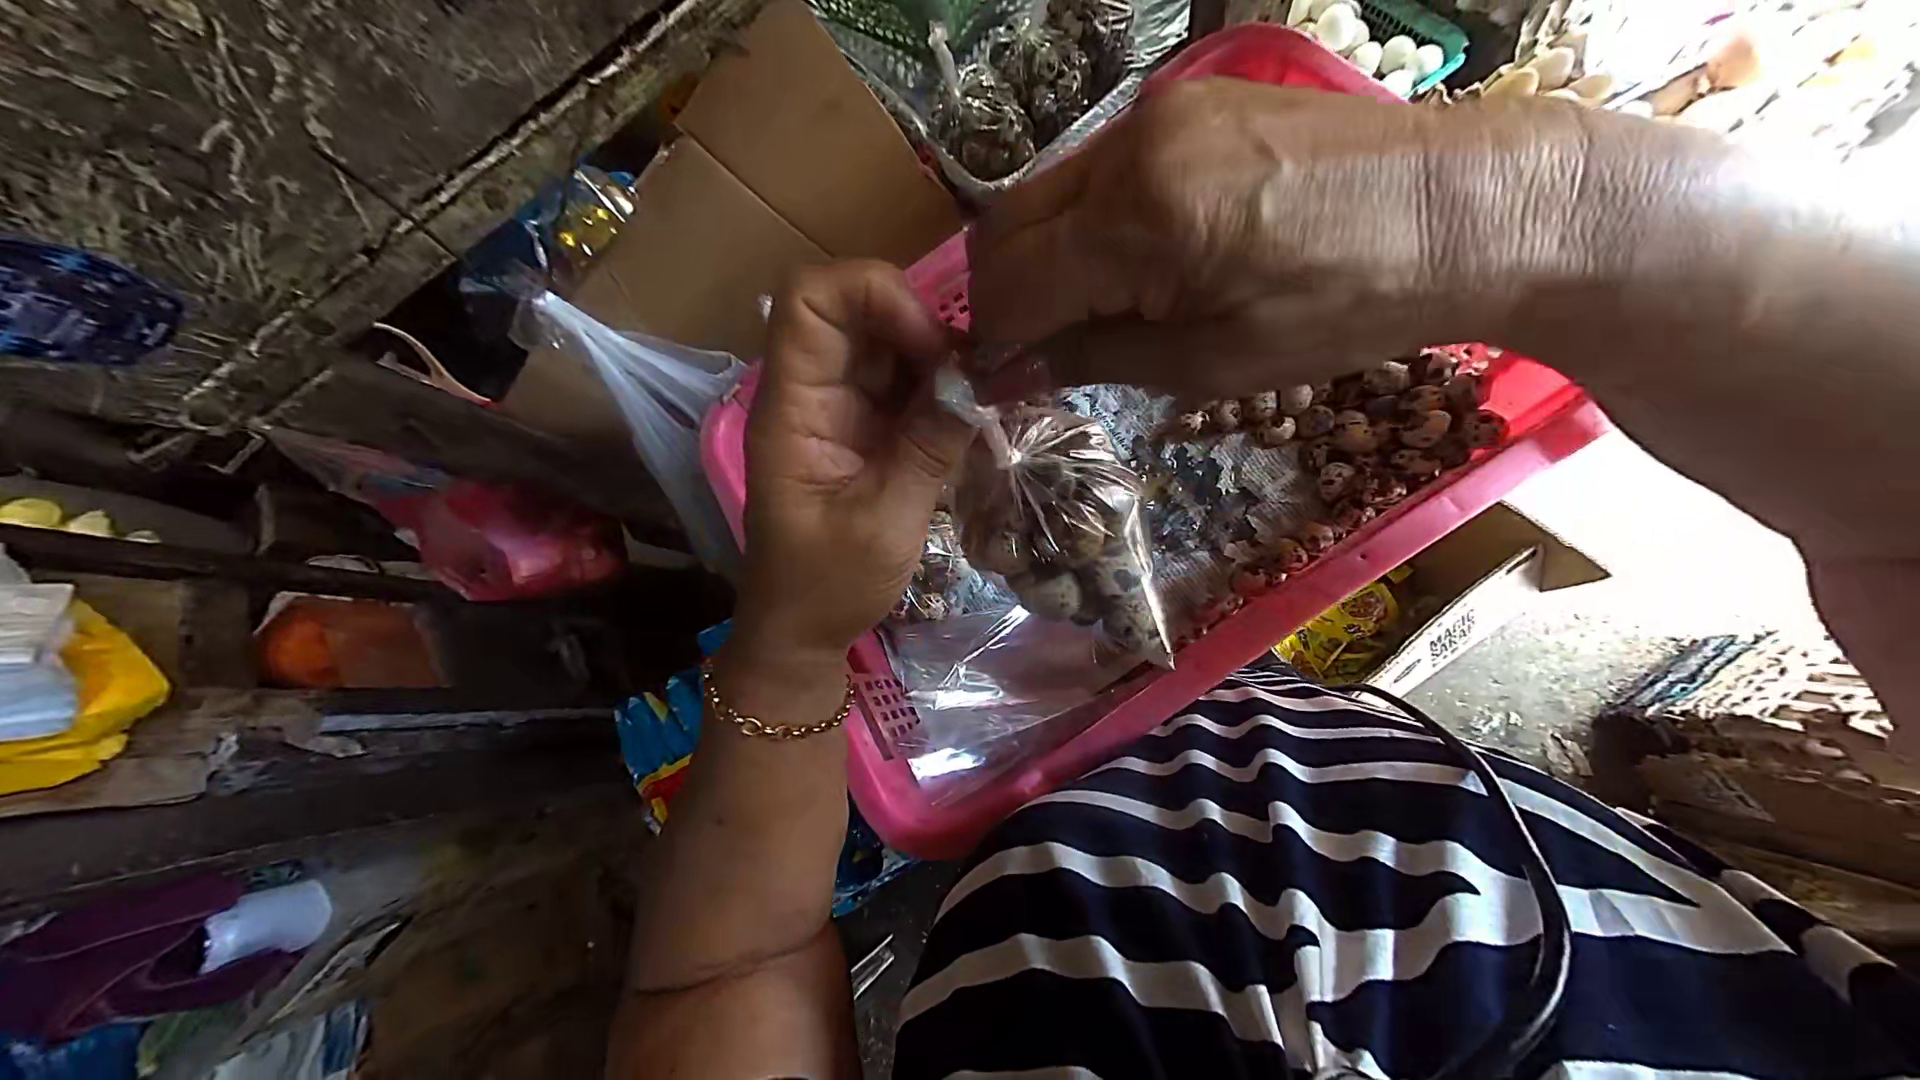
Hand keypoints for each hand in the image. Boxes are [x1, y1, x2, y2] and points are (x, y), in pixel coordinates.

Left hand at [732, 261, 973, 672]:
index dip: (874, 295)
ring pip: (889, 348)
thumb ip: (930, 447)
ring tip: (987, 398)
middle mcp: (813, 395)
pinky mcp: (865, 432)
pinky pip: (904, 388)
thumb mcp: (886, 521)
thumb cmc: (828, 585)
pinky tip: (976, 418)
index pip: (811, 301)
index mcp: (794, 408)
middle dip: (924, 330)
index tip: (932, 346)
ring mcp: (840, 411)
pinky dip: (942, 394)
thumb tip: (979, 380)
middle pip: (859, 313)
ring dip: (941, 363)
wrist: (802, 630)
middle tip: (976, 377)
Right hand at [966, 78, 1594, 400]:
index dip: (991, 342)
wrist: (1465, 208)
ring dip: (1035, 265)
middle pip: (1004, 232)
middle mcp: (1126, 149)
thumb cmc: (1341, 308)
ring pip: (1040, 200)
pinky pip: (1087, 176)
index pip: (1010, 286)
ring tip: (1074, 316)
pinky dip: (1075, 231)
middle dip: (1001, 302)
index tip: (994, 383)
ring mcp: (1152, 116)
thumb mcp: (1207, 364)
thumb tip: (1008, 376)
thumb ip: (1091, 360)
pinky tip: (1112, 267)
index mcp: (1138, 220)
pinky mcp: (1180, 107)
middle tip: (1029, 355)